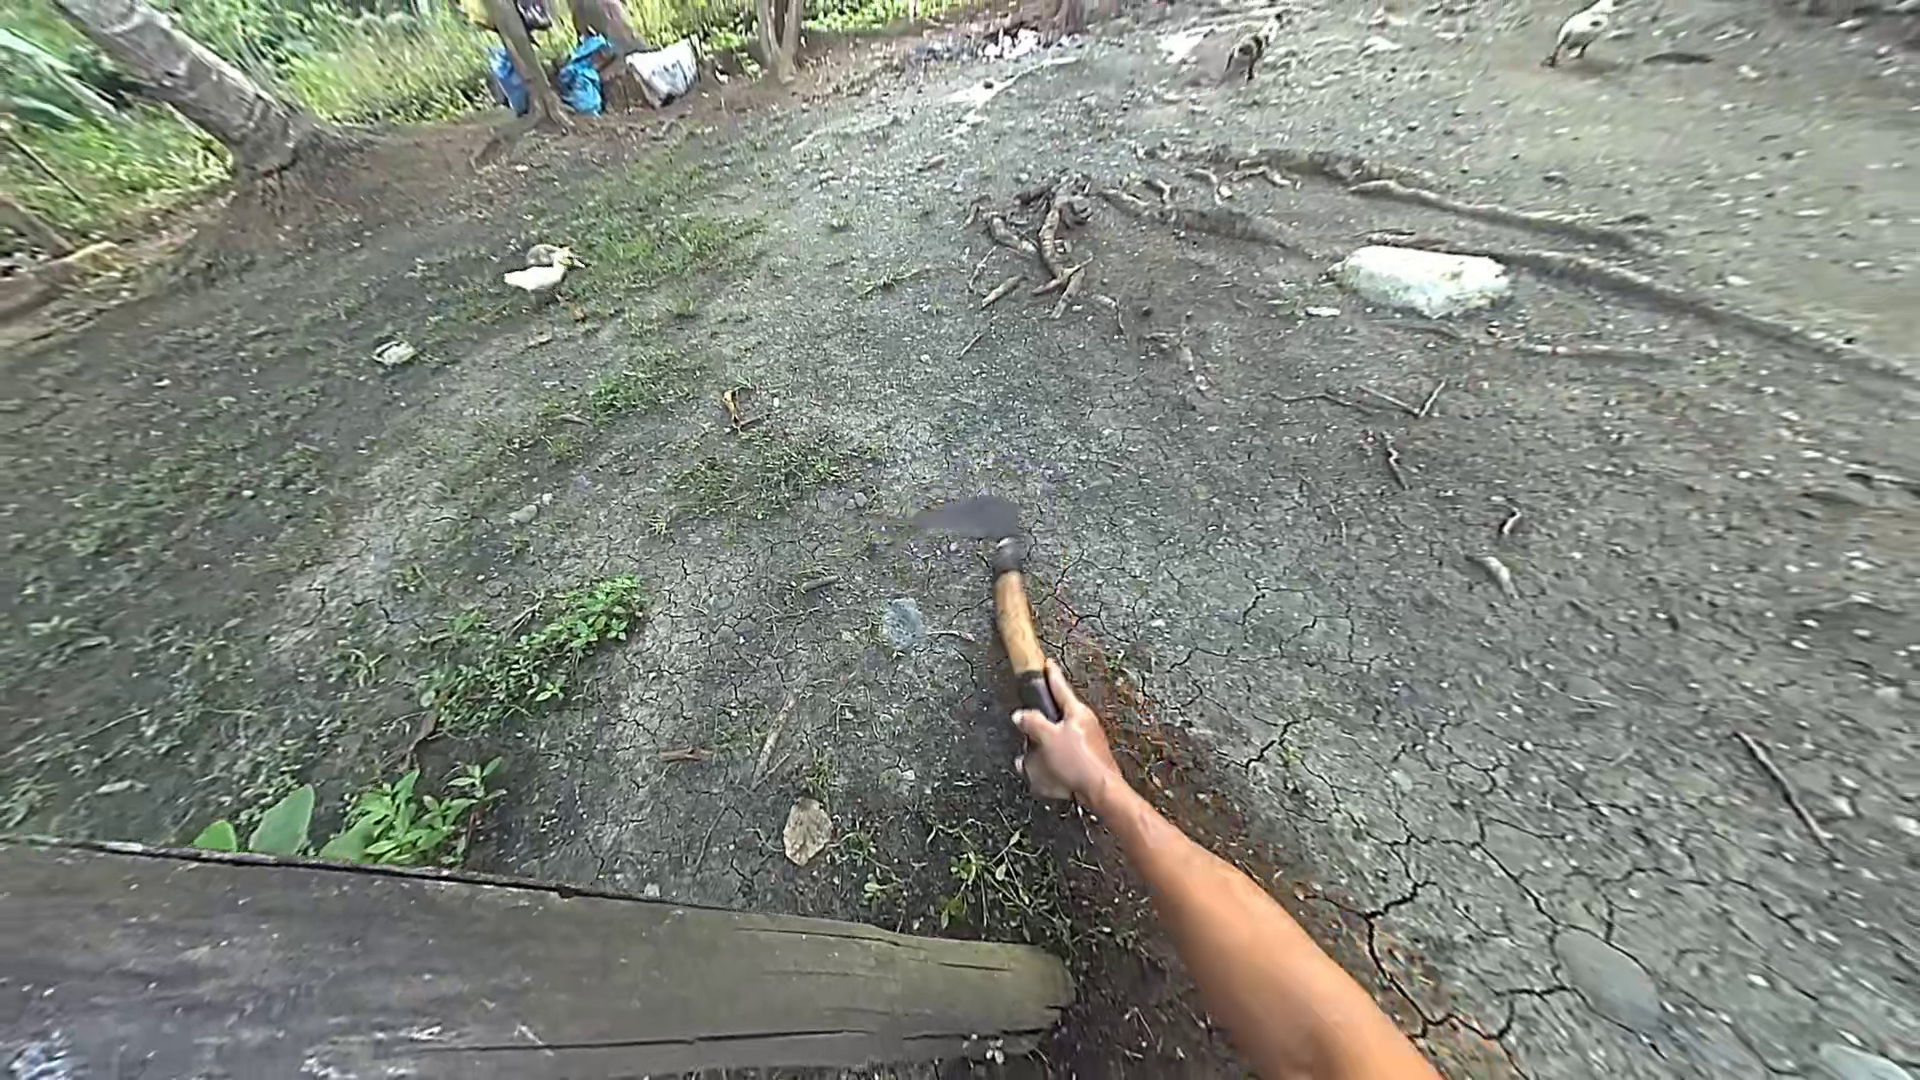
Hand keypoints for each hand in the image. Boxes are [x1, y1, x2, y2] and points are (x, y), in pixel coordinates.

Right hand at [1011, 661, 1128, 809]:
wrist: (1100, 791)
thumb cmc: (1078, 762)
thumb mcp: (1047, 737)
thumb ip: (1032, 722)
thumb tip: (1020, 715)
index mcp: (1077, 712)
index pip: (1061, 687)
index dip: (1052, 675)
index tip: (1048, 664)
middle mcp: (1085, 724)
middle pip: (1059, 714)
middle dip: (1043, 718)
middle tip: (1030, 719)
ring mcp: (1088, 742)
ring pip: (1060, 737)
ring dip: (1045, 744)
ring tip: (1032, 755)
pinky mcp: (1088, 760)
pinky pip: (1065, 756)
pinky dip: (1053, 761)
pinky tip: (1045, 774)